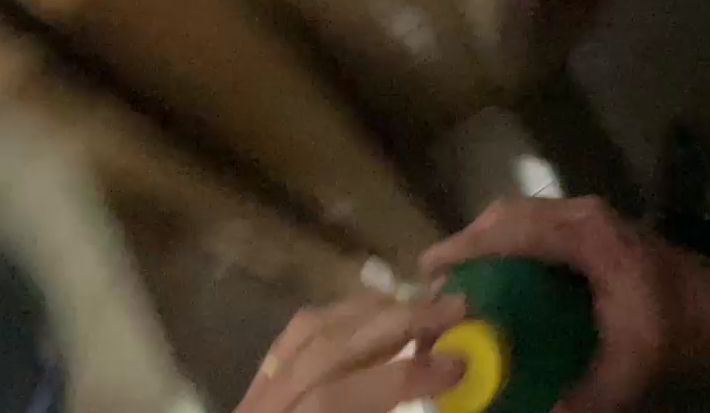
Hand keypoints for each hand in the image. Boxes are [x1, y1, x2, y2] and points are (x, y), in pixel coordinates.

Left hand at [236, 295, 468, 412]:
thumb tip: (445, 404)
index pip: (333, 401)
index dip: (401, 377)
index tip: (457, 366)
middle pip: (327, 352)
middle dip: (396, 324)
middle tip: (456, 309)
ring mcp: (252, 403)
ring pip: (310, 334)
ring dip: (373, 312)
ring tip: (423, 305)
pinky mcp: (254, 394)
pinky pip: (294, 336)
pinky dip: (339, 315)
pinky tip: (373, 311)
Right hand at [421, 197, 681, 412]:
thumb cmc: (671, 325)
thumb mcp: (628, 366)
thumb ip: (585, 398)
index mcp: (586, 237)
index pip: (516, 229)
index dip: (469, 244)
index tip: (430, 266)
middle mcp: (581, 214)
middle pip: (511, 213)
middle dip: (470, 239)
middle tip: (435, 275)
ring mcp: (587, 215)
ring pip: (523, 213)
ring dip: (488, 237)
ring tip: (458, 275)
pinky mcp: (590, 224)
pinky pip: (537, 222)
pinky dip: (509, 240)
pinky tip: (498, 274)